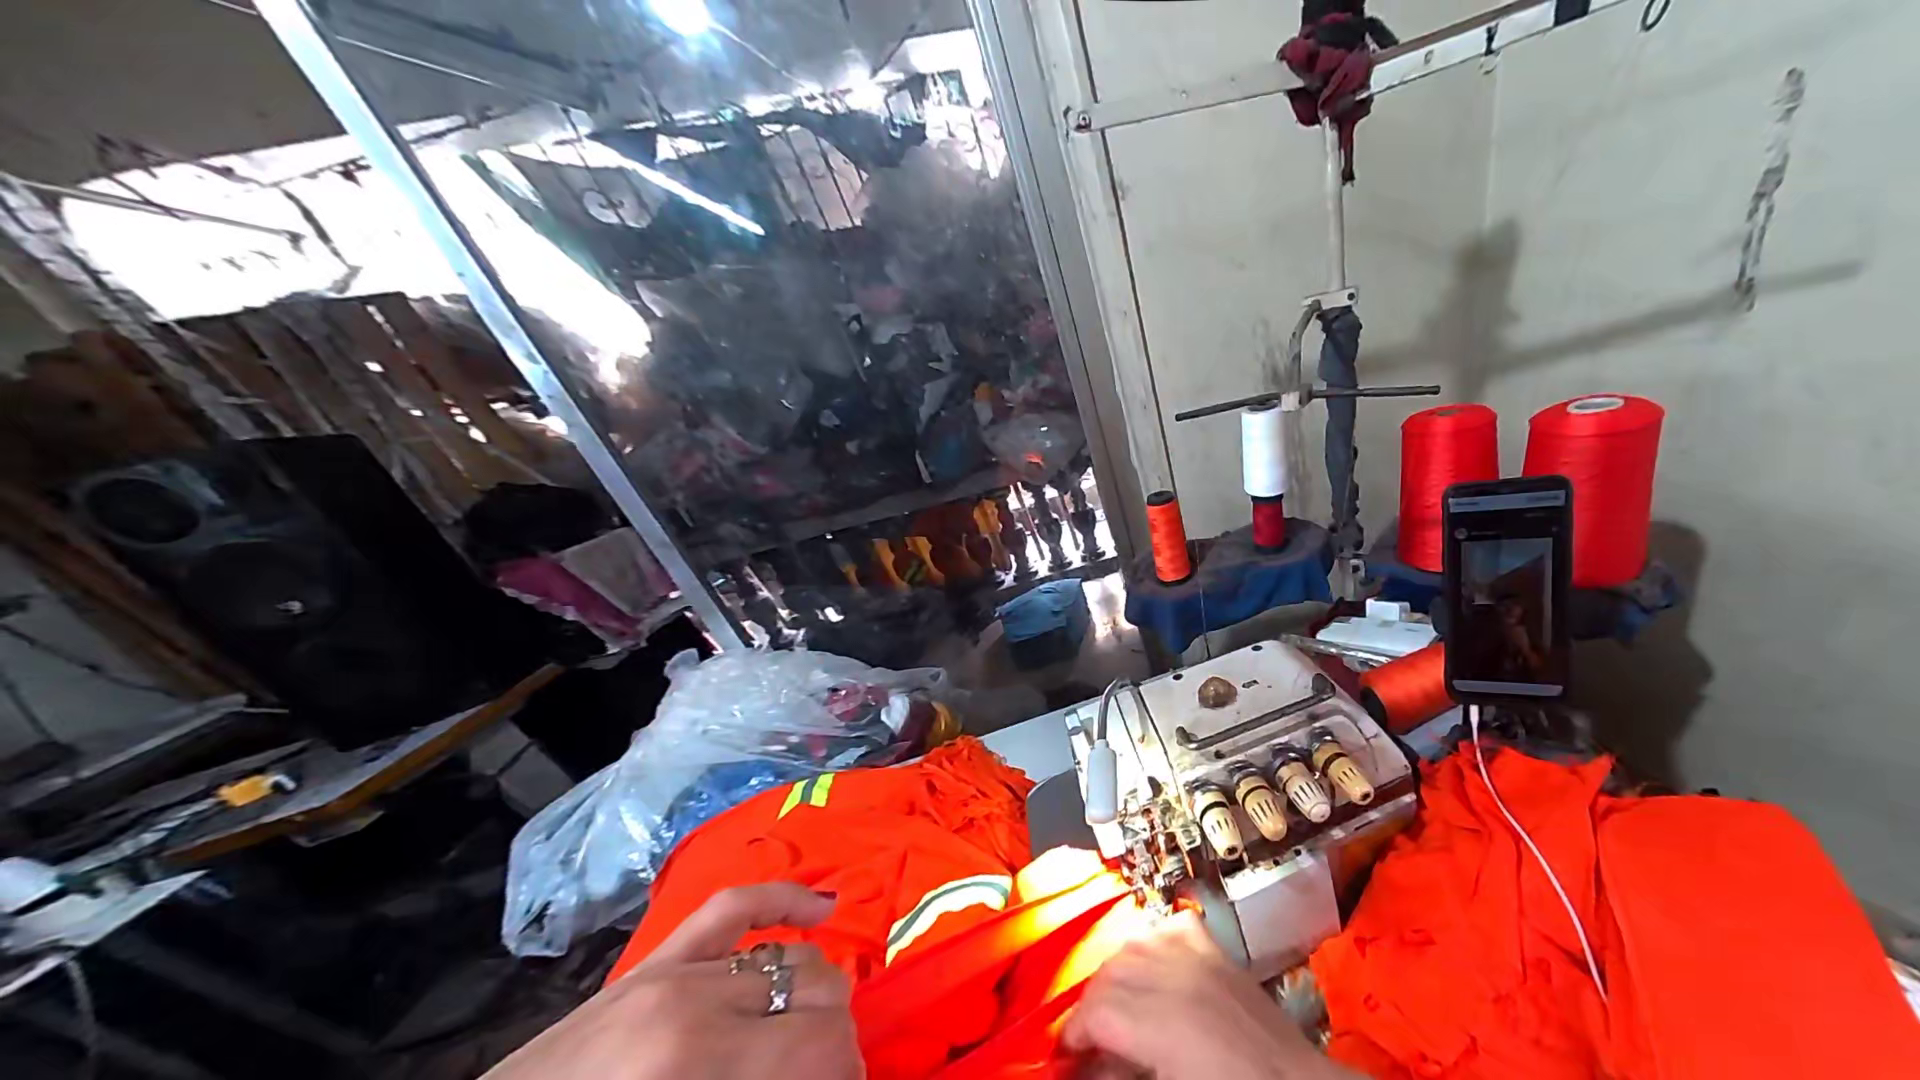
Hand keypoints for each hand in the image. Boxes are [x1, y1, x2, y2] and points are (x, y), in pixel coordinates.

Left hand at [484, 884, 862, 1079]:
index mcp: (699, 1063)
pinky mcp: (655, 961)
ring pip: (787, 957)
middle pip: (811, 995)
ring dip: (820, 993)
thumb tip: (820, 1070)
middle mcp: (696, 1003)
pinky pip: (731, 910)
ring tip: (824, 1028)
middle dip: (838, 1038)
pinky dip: (783, 903)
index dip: (848, 1068)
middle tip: (834, 1071)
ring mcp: (673, 971)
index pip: (817, 1044)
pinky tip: (821, 911)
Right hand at [1064, 910, 1357, 1079]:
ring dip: (1115, 972)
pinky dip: (1153, 941)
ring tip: (1115, 1004)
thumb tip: (1086, 1066)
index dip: (1073, 1032)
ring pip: (1133, 944)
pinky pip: (1170, 927)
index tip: (1066, 1052)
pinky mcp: (1217, 953)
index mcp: (1165, 1024)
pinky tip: (1151, 965)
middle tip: (1088, 1036)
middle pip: (1108, 972)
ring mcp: (1199, 959)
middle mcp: (1178, 979)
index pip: (1097, 1010)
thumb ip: (1122, 1073)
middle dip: (1090, 1004)